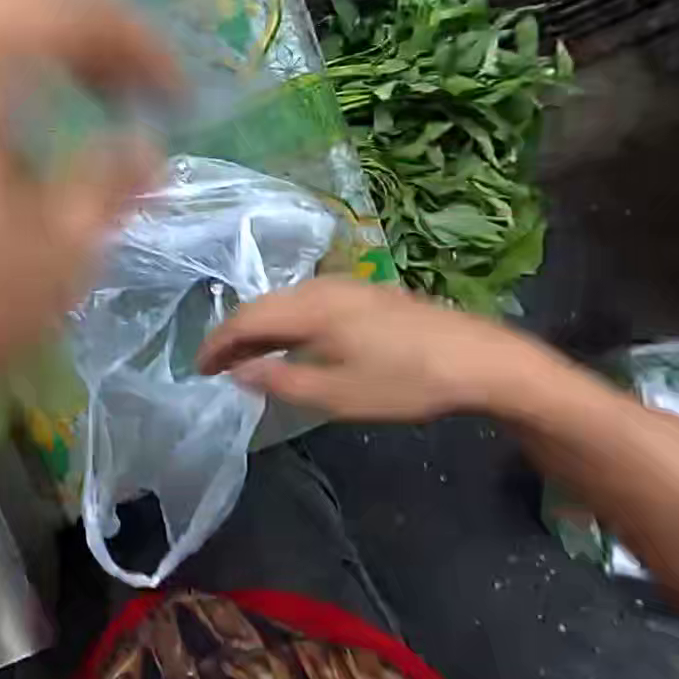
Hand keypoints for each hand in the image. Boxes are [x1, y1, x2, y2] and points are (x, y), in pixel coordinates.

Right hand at [196, 278, 597, 423]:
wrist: (479, 358)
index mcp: (311, 307)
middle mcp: (322, 286)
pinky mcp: (364, 291)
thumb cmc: (405, 381)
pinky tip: (290, 342)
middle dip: (234, 335)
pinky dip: (285, 322)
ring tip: (247, 359)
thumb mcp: (337, 394)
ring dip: (260, 328)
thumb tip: (236, 371)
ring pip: (285, 300)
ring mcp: (346, 284)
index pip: (246, 319)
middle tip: (216, 366)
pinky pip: (307, 301)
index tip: (199, 368)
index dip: (217, 343)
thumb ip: (280, 380)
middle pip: (262, 304)